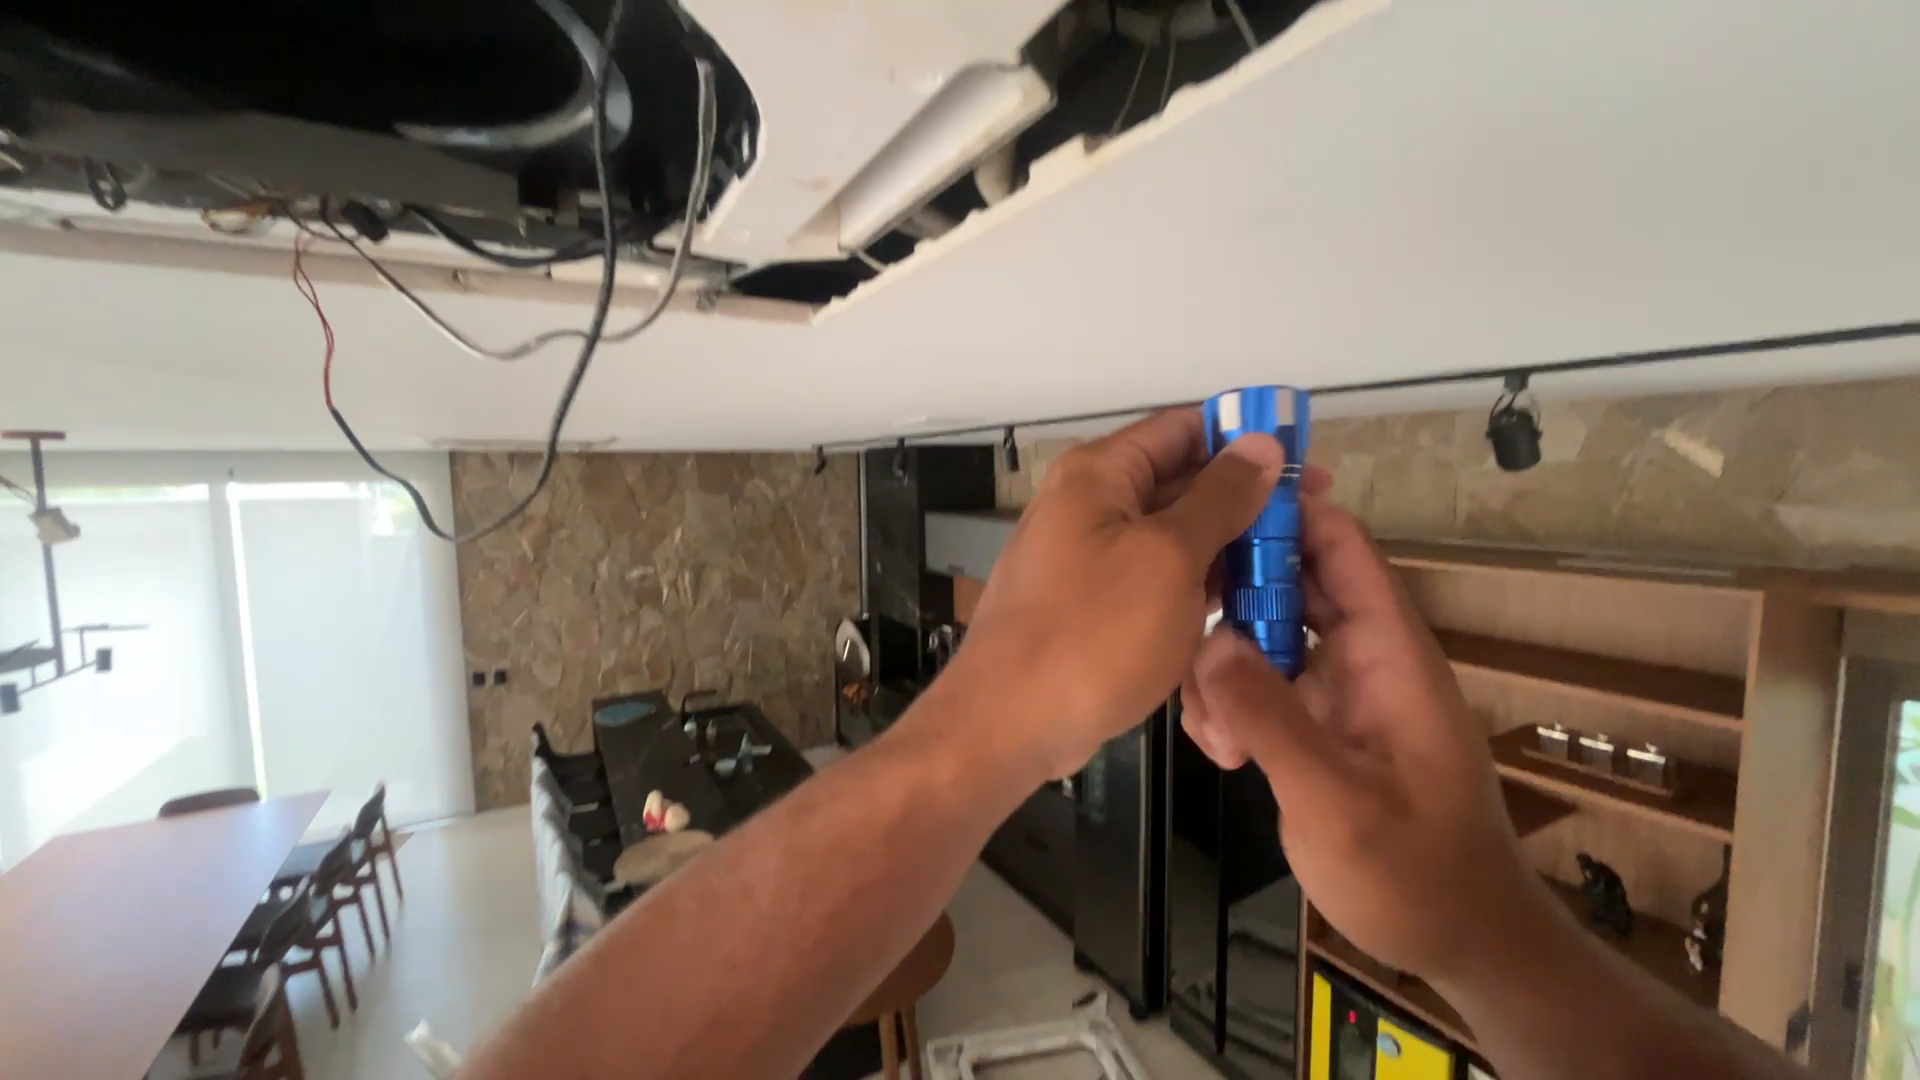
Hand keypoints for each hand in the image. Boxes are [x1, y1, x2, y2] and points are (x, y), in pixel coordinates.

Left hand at [953, 409, 1303, 781]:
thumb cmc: (1093, 632)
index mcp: (1099, 474)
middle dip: (1243, 497)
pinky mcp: (1093, 604)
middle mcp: (1088, 504)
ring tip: (1291, 564)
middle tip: (1311, 521)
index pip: (1181, 428)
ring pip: (1170, 534)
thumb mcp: (1168, 557)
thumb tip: (1262, 444)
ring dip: (1225, 545)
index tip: (1305, 463)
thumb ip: (1219, 497)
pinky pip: (1153, 577)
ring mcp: (1088, 556)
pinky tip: (1243, 601)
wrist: (1009, 722)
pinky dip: (1194, 583)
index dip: (1244, 438)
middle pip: (1178, 480)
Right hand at [1180, 497, 1550, 984]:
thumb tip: (1207, 641)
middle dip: (1230, 595)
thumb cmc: (1416, 873)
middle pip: (1288, 585)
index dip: (1288, 511)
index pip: (1342, 550)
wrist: (1458, 942)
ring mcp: (1334, 691)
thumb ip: (1270, 718)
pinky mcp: (1314, 722)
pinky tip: (1218, 746)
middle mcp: (1361, 658)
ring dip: (1221, 664)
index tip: (1216, 500)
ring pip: (1262, 636)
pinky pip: (1258, 683)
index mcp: (1388, 655)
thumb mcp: (1336, 800)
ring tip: (1207, 723)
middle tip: (1172, 613)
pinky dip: (1228, 702)